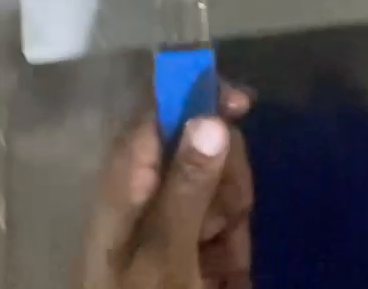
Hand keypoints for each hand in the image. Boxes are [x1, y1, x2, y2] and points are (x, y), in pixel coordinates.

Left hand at [77, 85, 254, 288]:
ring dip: (233, 220)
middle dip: (227, 176)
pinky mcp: (189, 257)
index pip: (158, 110)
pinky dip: (233, 254)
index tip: (241, 103)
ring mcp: (168, 226)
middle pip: (199, 149)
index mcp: (126, 178)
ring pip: (220, 190)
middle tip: (228, 218)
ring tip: (222, 265)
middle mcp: (145, 193)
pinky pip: (226, 233)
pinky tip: (228, 280)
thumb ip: (187, 186)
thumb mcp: (164, 252)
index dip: (198, 95)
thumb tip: (211, 117)